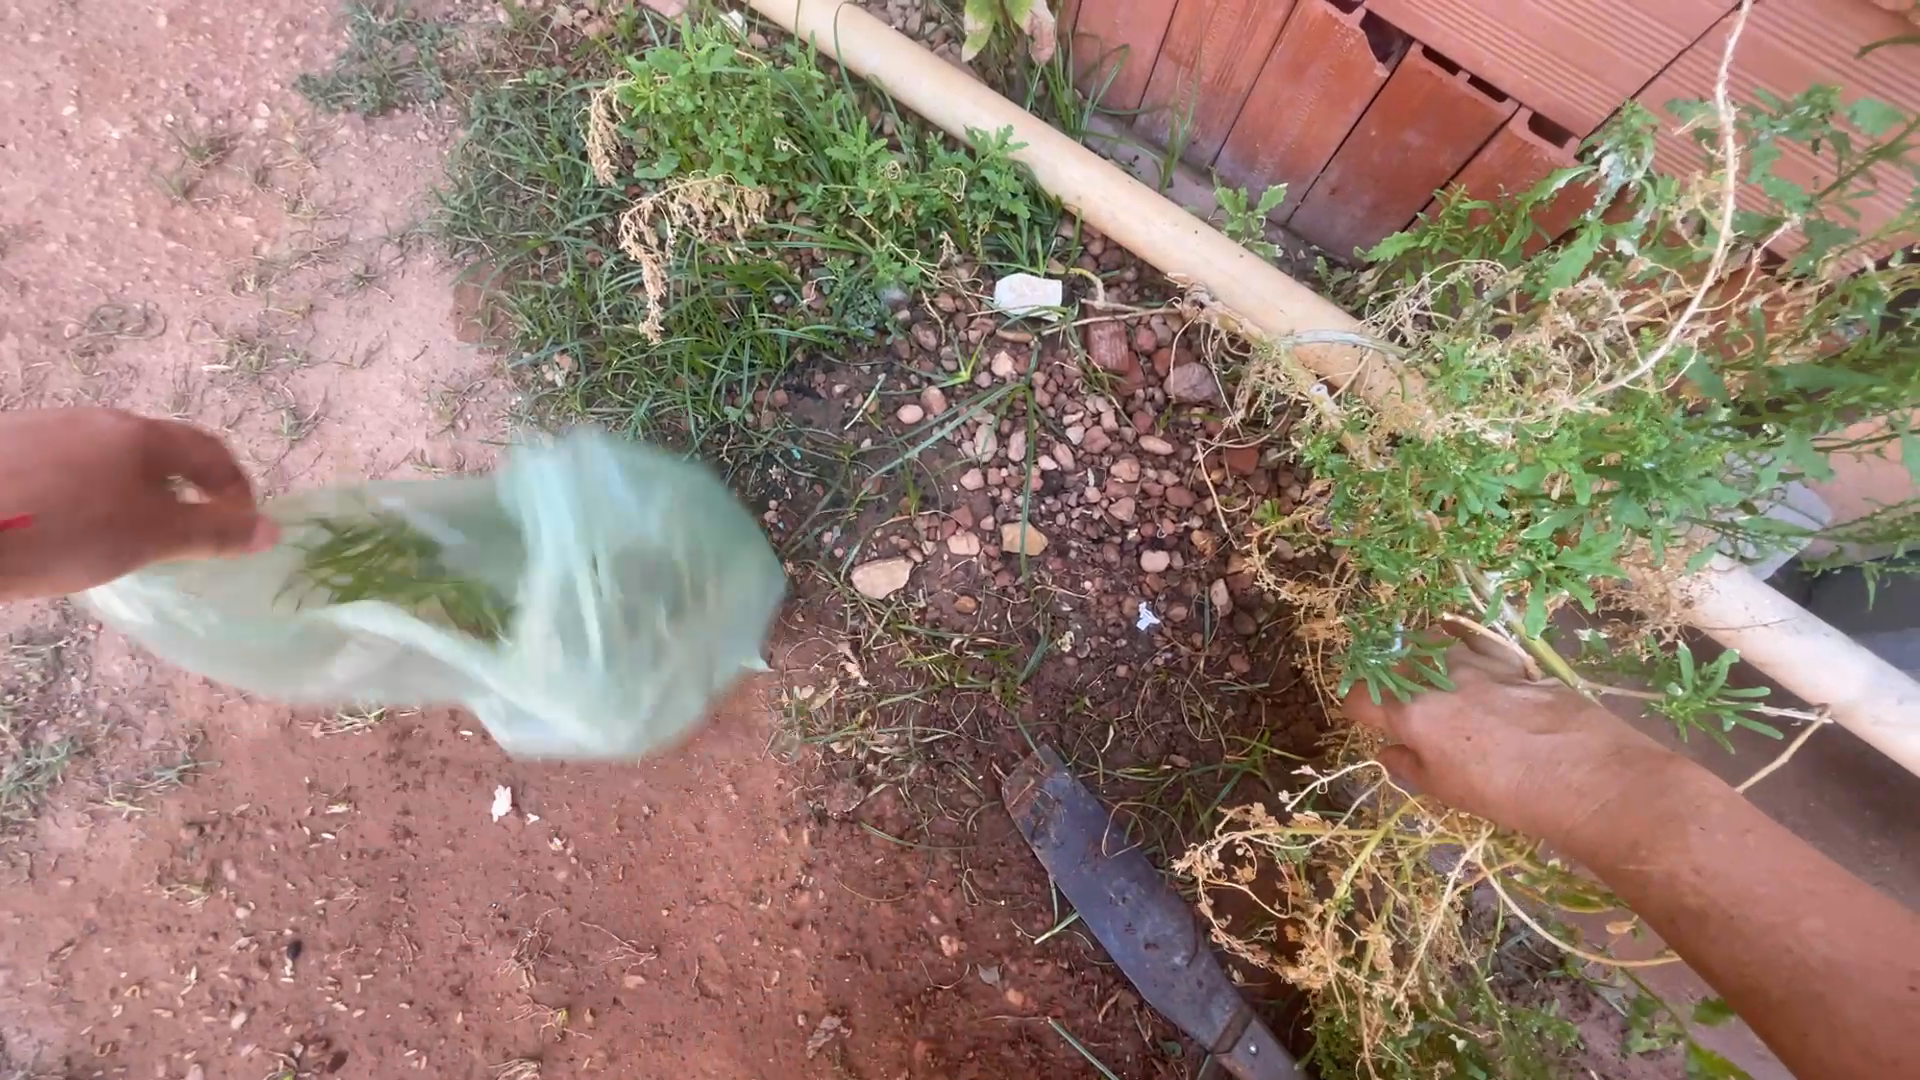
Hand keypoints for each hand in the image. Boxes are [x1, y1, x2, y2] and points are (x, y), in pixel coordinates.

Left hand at [0, 408, 277, 600]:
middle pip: (155, 452)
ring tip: (115, 532)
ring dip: (124, 491)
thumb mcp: (153, 539)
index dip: (236, 487)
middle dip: (180, 489)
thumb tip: (272, 530)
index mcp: (139, 434)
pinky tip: (54, 526)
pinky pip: (52, 468)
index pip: (211, 452)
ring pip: (101, 459)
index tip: (240, 523)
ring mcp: (30, 429)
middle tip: (182, 530)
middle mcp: (90, 420)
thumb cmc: (62, 530)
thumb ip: (218, 533)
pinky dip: (72, 494)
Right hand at [1342, 639, 1691, 848]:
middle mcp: (1432, 680)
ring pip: (1426, 643)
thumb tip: (1389, 751)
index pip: (1358, 698)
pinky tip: (1454, 639)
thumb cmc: (1511, 796)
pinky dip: (1456, 638)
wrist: (1596, 782)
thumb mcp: (1447, 791)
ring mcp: (1473, 665)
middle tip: (1396, 701)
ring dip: (1416, 656)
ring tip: (1423, 672)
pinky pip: (1471, 638)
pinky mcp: (1510, 661)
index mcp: (1409, 714)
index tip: (1367, 722)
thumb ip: (1409, 766)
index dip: (1356, 710)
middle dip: (1384, 680)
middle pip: (1388, 664)